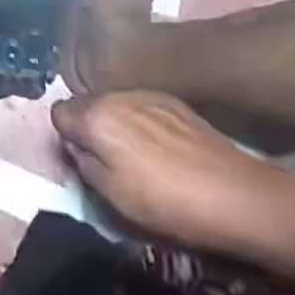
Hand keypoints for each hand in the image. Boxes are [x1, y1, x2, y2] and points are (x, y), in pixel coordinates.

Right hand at [52, 91, 294, 278]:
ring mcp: (145, 93)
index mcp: (95, 116)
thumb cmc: (167, 201)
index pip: (57, 113)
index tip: (83, 158)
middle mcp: (115, 94)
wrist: (236, 194)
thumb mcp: (112, 196)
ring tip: (138, 155)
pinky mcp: (172, 100)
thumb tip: (76, 144)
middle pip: (85, 103)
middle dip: (89, 126)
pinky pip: (139, 105)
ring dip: (115, 122)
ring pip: (113, 103)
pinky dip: (140, 121)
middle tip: (108, 159)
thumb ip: (83, 162)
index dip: (67, 137)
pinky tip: (162, 147)